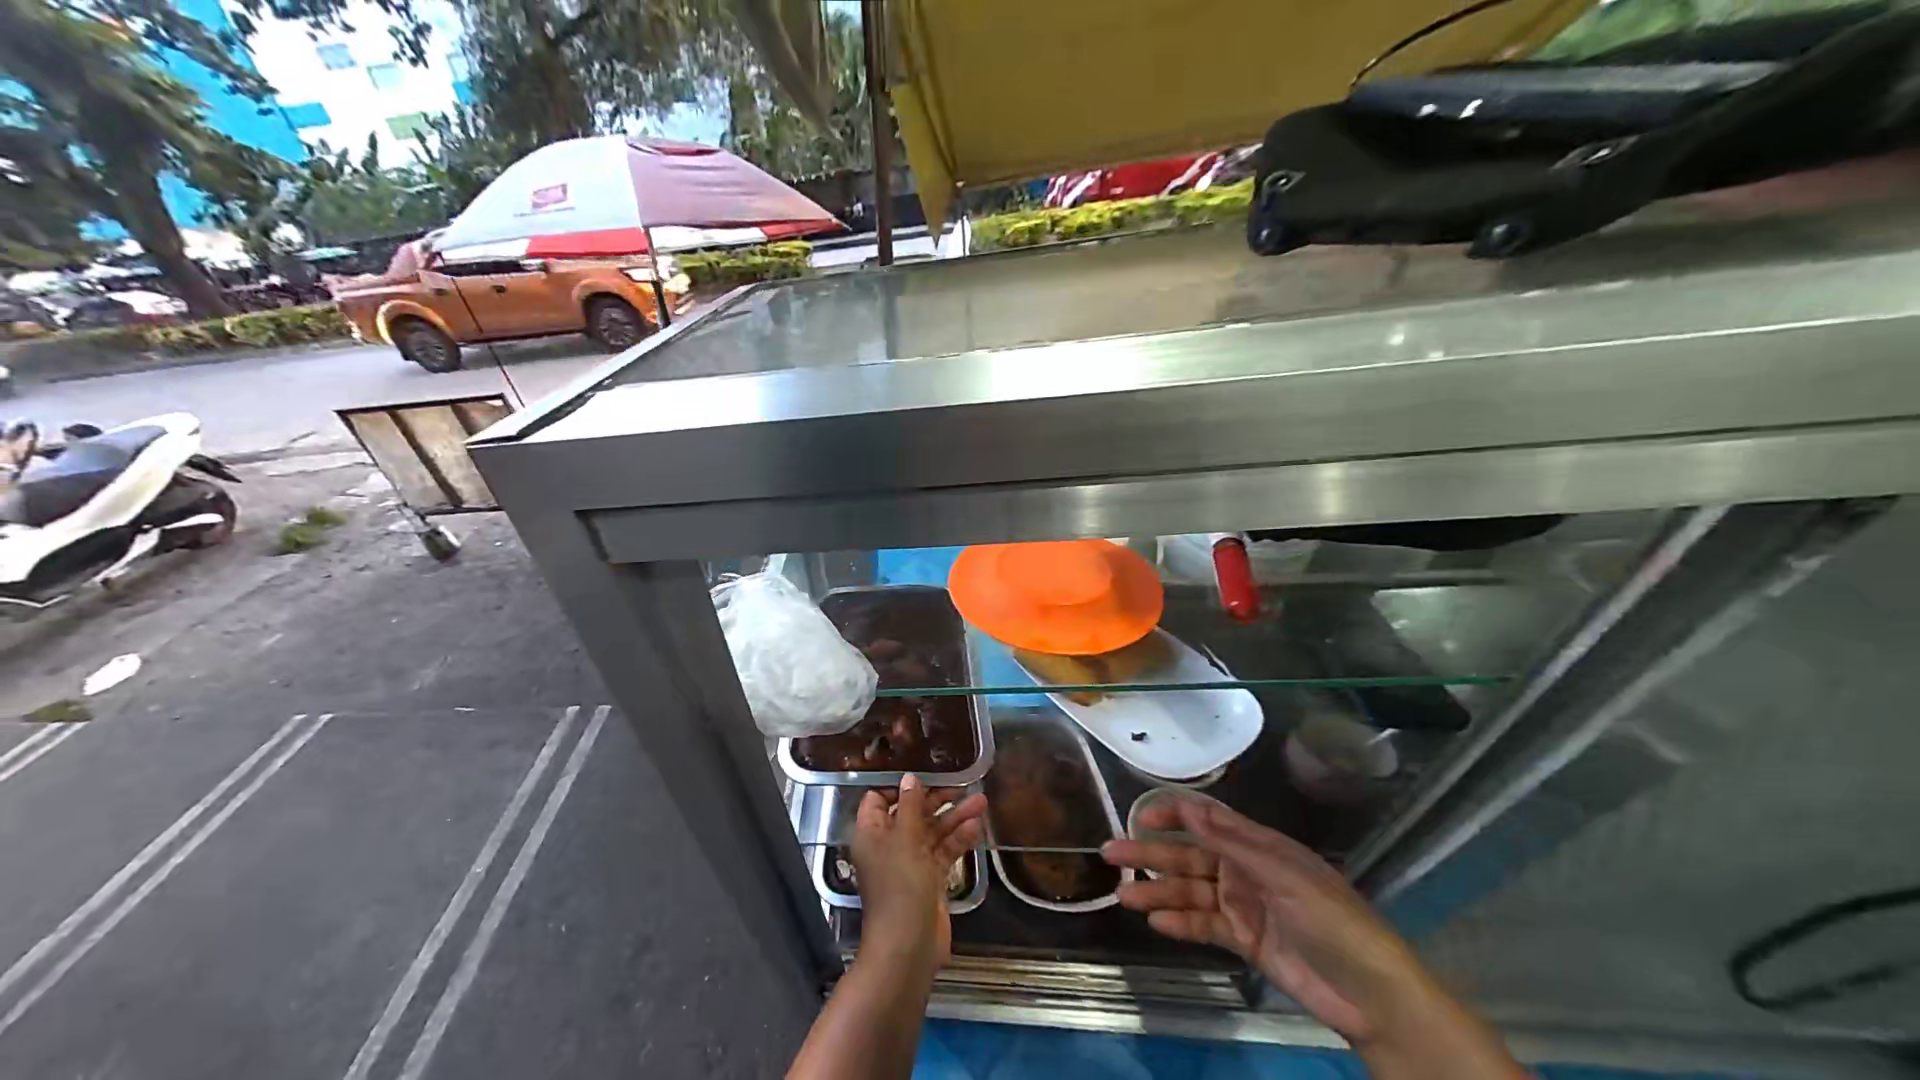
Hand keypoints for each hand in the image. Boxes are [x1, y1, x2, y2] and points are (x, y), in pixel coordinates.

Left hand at [849, 774, 986, 971]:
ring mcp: (911, 863)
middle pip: (912, 813)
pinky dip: (959, 839)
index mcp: (872, 833)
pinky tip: (978, 826)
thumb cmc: (899, 885)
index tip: (924, 775)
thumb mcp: (904, 839)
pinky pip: (944, 851)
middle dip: (936, 799)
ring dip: (955, 817)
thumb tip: (910, 778)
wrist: (909, 945)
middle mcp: (889, 845)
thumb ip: (910, 806)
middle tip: (962, 784)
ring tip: (981, 801)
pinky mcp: (930, 878)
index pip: (878, 800)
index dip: (899, 787)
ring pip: (933, 832)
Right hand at [1102, 797, 1520, 1077]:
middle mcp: (1245, 870)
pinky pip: (1204, 926)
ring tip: (1123, 897)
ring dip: (1158, 892)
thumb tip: (1188, 805)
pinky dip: (1180, 924)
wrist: (1373, 996)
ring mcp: (1243, 906)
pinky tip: (1156, 922)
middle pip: (1189, 856)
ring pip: (1190, 893)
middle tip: (1111, 854)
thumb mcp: (1283, 875)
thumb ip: (1232, 842)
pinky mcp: (1244, 941)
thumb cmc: (1332, 921)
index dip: (1173, 814)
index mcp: (1259, 846)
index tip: (1140, 816)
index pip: (1208, 820)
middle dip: (1151, 855)